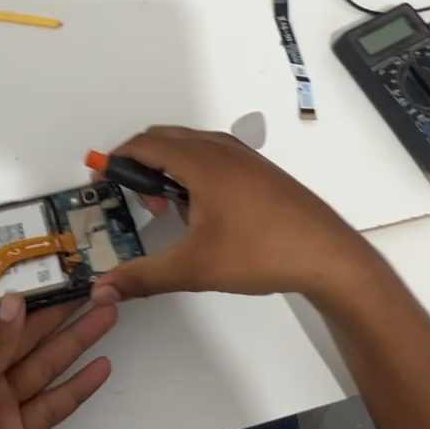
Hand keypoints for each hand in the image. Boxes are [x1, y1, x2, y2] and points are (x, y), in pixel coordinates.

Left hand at [0, 294, 117, 428]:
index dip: (24, 295)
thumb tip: (12, 302)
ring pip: (43, 368)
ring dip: (76, 344)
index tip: (55, 271)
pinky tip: (100, 368)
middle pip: (23, 340)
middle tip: (96, 287)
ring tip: (109, 315)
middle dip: (59, 315)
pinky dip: (76, 389)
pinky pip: (50, 407)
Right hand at [91, 125, 379, 303]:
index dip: (115, 160)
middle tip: (138, 203)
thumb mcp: (194, 268)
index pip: (142, 144)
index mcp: (200, 160)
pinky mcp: (256, 168)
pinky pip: (209, 154)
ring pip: (187, 146)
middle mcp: (218, 147)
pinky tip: (202, 211)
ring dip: (166, 168)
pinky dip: (190, 170)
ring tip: (170, 211)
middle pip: (162, 139)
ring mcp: (241, 154)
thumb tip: (104, 289)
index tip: (101, 184)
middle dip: (140, 165)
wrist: (328, 255)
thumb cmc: (260, 253)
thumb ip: (143, 276)